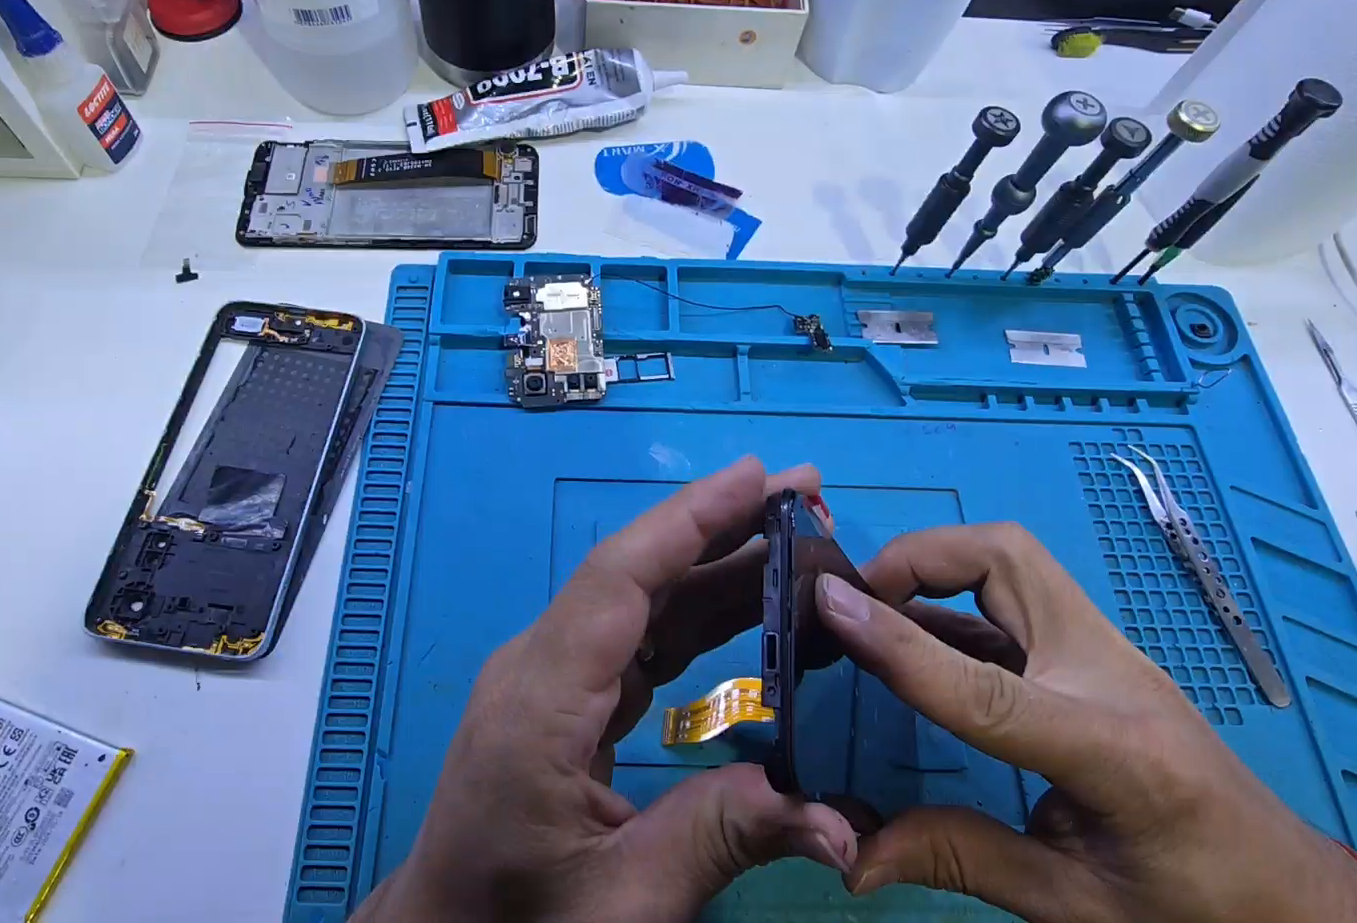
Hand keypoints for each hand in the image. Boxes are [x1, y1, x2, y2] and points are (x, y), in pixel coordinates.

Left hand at [353, 457, 858, 922]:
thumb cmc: (517, 919)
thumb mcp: (622, 900)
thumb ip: (721, 840)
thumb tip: (840, 824)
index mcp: (541, 702)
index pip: (618, 582)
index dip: (689, 521)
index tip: (757, 477)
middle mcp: (542, 665)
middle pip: (636, 574)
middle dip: (721, 526)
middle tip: (807, 495)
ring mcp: (554, 673)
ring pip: (643, 598)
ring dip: (718, 562)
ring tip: (796, 537)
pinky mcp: (570, 691)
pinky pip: (641, 634)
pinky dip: (700, 611)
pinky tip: (752, 604)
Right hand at [815, 523, 1356, 921]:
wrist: (1300, 902)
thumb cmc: (1198, 912)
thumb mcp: (1077, 907)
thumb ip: (959, 860)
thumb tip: (851, 857)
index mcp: (1117, 755)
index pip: (985, 687)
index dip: (896, 640)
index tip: (828, 601)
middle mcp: (1111, 674)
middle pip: (1008, 556)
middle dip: (918, 556)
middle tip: (857, 599)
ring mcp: (1106, 653)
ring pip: (1010, 560)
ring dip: (932, 567)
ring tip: (874, 608)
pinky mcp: (1093, 653)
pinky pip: (1008, 601)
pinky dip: (948, 604)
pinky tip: (913, 639)